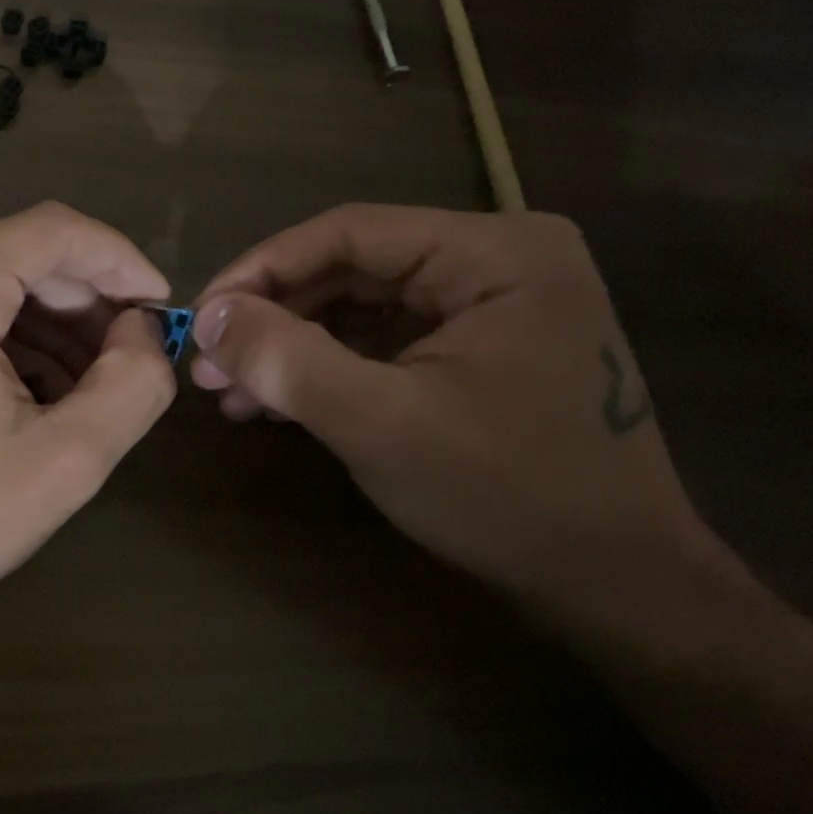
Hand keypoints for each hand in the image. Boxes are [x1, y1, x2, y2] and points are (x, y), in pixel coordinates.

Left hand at [0, 202, 176, 652]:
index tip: (157, 308)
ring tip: (89, 393)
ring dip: (47, 331)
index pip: (53, 231)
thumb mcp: (69, 458)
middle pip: (19, 260)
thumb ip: (133, 380)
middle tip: (129, 360)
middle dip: (84, 304)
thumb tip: (141, 331)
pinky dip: (3, 345)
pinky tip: (34, 399)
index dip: (119, 259)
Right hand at [190, 204, 706, 600]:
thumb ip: (287, 360)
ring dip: (290, 346)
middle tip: (207, 364)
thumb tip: (206, 317)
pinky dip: (326, 368)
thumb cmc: (505, 492)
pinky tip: (276, 402)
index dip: (260, 270)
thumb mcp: (380, 422)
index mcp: (496, 253)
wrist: (614, 581)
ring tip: (230, 392)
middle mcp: (500, 261)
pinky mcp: (480, 350)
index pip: (348, 232)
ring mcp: (493, 307)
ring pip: (360, 306)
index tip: (198, 319)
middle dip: (271, 316)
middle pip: (351, 267)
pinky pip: (383, 340)